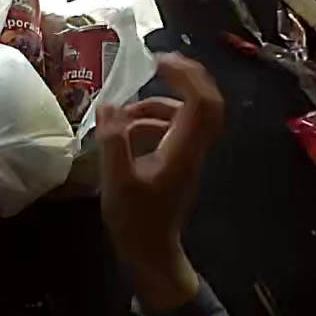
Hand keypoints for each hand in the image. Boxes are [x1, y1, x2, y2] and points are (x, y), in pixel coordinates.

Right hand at [97, 53, 224, 310]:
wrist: (151, 255)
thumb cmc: (136, 222)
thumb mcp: (118, 182)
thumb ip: (113, 142)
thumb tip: (109, 105)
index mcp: (183, 151)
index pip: (200, 102)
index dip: (184, 75)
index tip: (157, 61)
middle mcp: (192, 149)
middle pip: (206, 102)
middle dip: (186, 76)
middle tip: (157, 62)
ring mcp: (188, 156)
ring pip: (185, 115)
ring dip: (157, 104)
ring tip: (121, 111)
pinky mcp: (178, 163)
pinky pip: (172, 130)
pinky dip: (151, 121)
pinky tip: (124, 130)